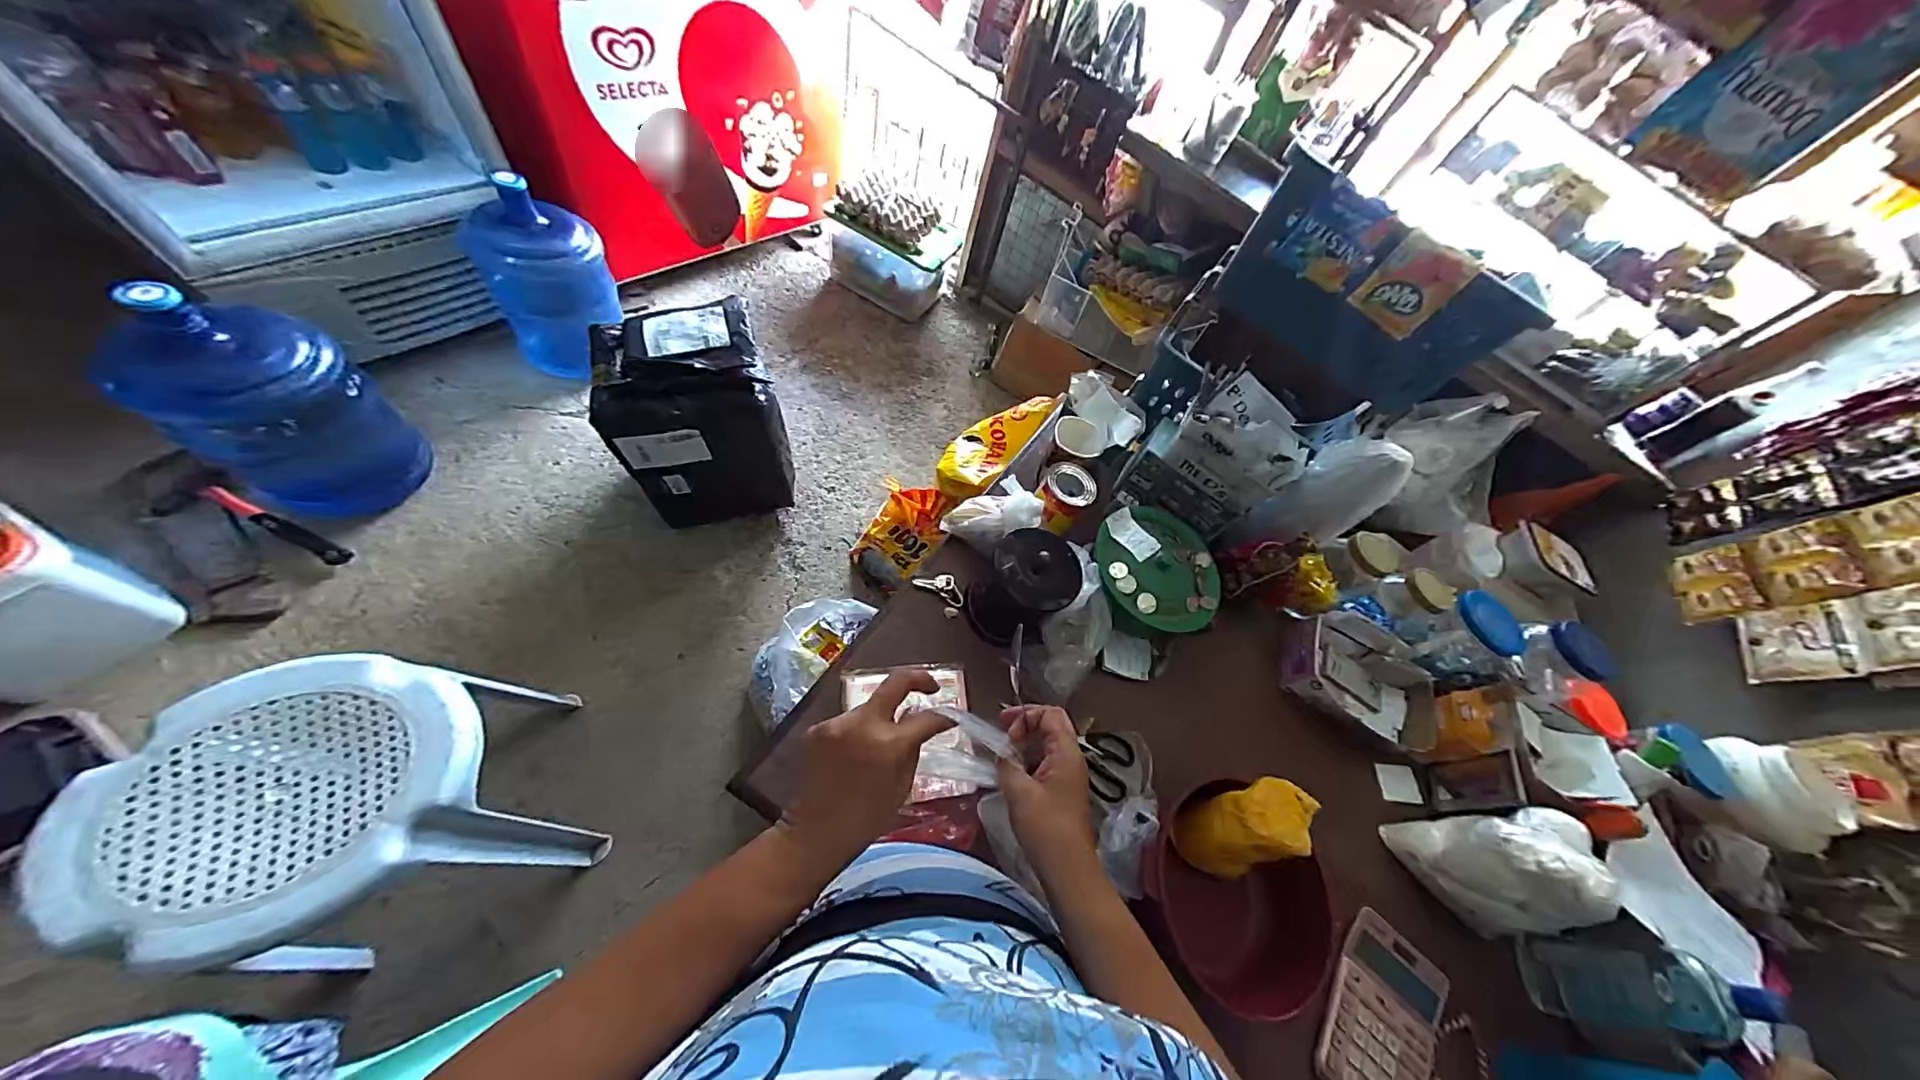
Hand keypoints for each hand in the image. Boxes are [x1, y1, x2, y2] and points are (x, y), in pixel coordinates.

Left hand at [784, 669, 952, 862]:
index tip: (949, 717)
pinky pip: (847, 722)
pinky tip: (854, 755)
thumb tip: (919, 724)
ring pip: (868, 709)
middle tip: (931, 686)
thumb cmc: (866, 819)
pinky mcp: (818, 728)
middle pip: (894, 682)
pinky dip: (857, 732)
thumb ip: (913, 749)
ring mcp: (836, 723)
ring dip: (879, 719)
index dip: (942, 717)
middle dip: (918, 678)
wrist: (816, 832)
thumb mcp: (902, 787)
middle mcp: (862, 724)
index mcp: (888, 744)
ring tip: (879, 745)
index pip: (925, 718)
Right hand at [995, 705, 1097, 882]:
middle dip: (1024, 725)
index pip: (1050, 714)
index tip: (1004, 729)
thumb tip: (1001, 754)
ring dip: (1024, 746)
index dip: (1026, 714)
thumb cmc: (1045, 828)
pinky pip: (1044, 765)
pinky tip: (1010, 776)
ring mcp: (1068, 776)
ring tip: (1002, 757)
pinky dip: (1027, 763)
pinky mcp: (1062, 792)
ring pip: (1046, 746)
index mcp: (1066, 753)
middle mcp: (1071, 759)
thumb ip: (1006, 764)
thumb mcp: (1018, 792)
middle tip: (1001, 736)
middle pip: (1050, 726)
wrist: (1067, 869)